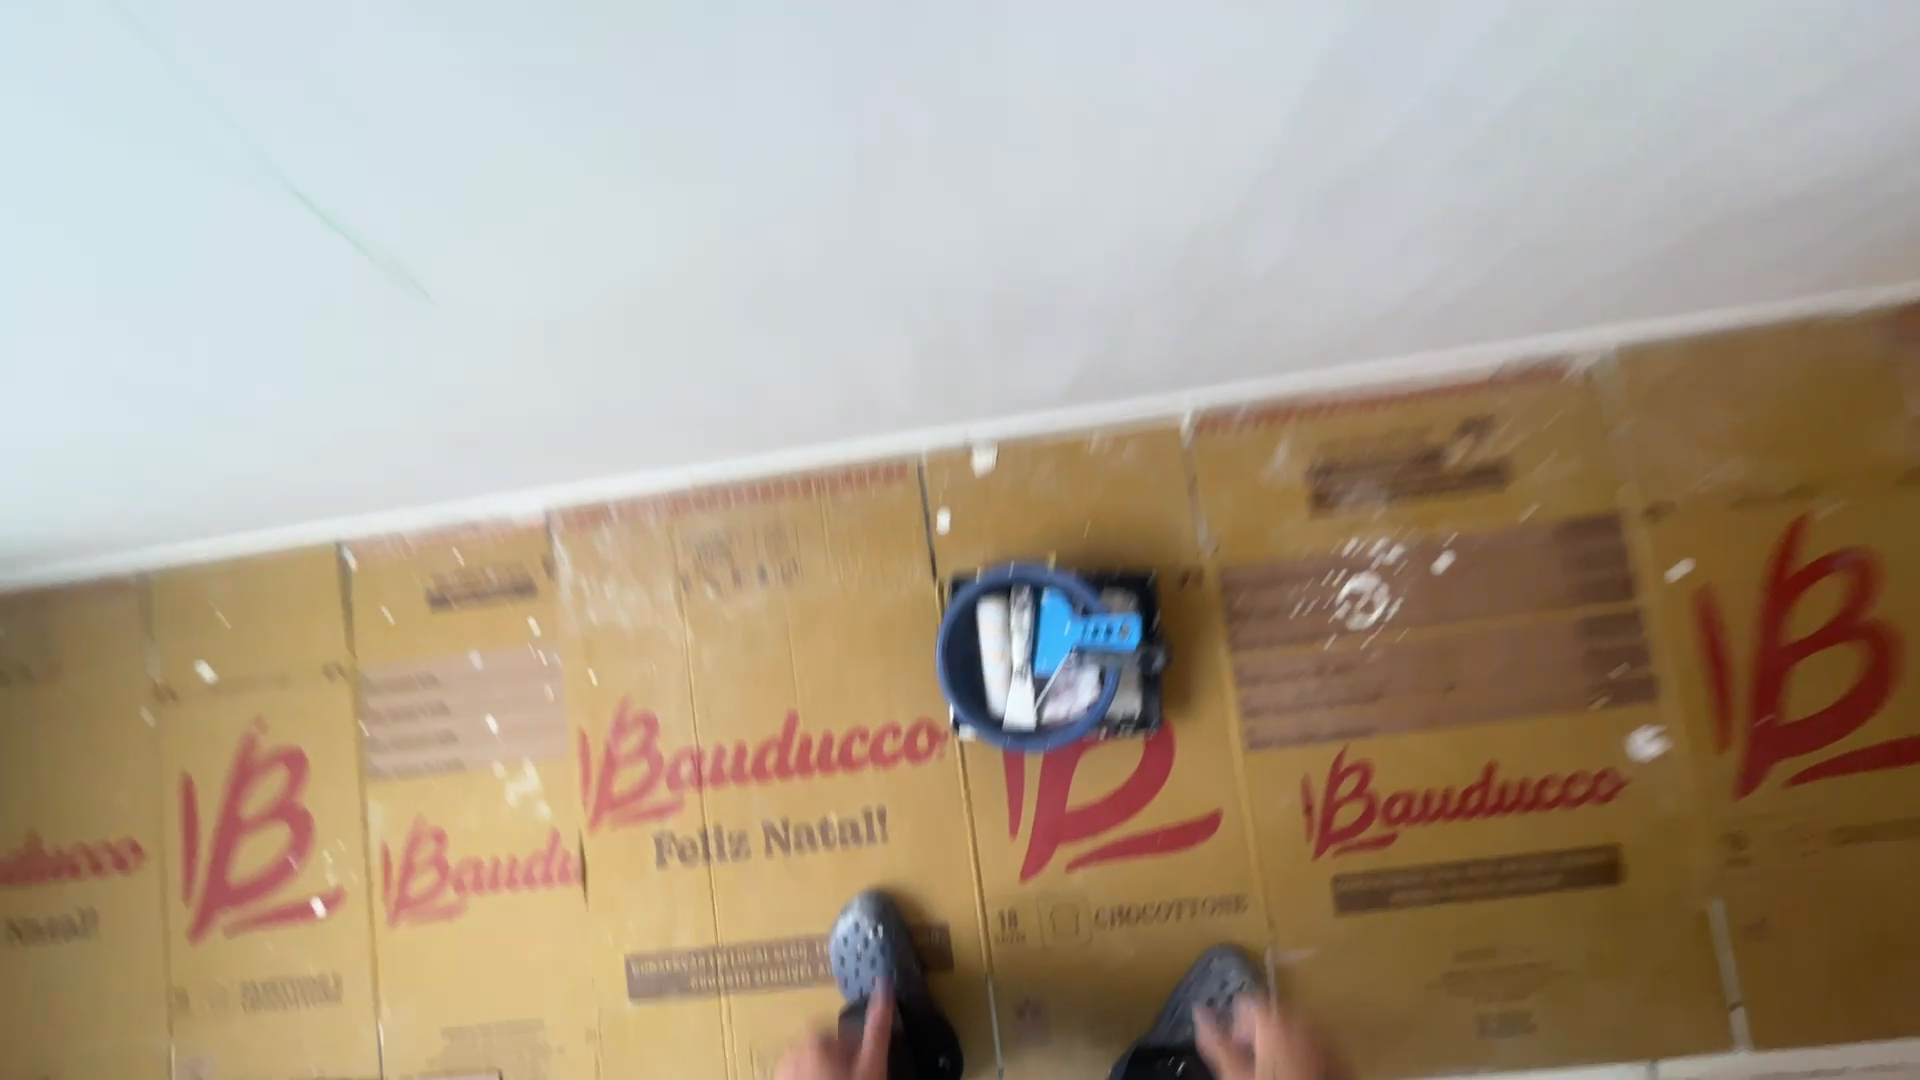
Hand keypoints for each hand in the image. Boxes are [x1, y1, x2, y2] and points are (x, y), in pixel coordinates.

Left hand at [775, 981, 893, 1079]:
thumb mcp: (872, 1065)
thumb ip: (878, 1025)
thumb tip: (886, 984)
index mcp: (812, 1039)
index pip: (837, 1033)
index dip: (852, 1051)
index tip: (862, 1069)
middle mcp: (789, 1052)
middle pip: (821, 1049)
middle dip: (837, 1063)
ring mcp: (779, 1075)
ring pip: (808, 1068)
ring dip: (822, 1075)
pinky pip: (796, 1079)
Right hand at [1193, 995, 1349, 1079]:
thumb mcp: (1236, 1070)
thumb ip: (1215, 1038)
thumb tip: (1198, 1010)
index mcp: (1273, 1013)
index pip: (1245, 1003)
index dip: (1237, 1026)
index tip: (1237, 1050)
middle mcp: (1300, 1012)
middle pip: (1271, 1011)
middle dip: (1261, 1031)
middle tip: (1256, 1061)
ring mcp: (1326, 1031)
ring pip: (1295, 1024)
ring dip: (1283, 1039)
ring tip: (1278, 1067)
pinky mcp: (1343, 1050)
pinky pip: (1318, 1039)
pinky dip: (1306, 1049)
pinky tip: (1301, 1070)